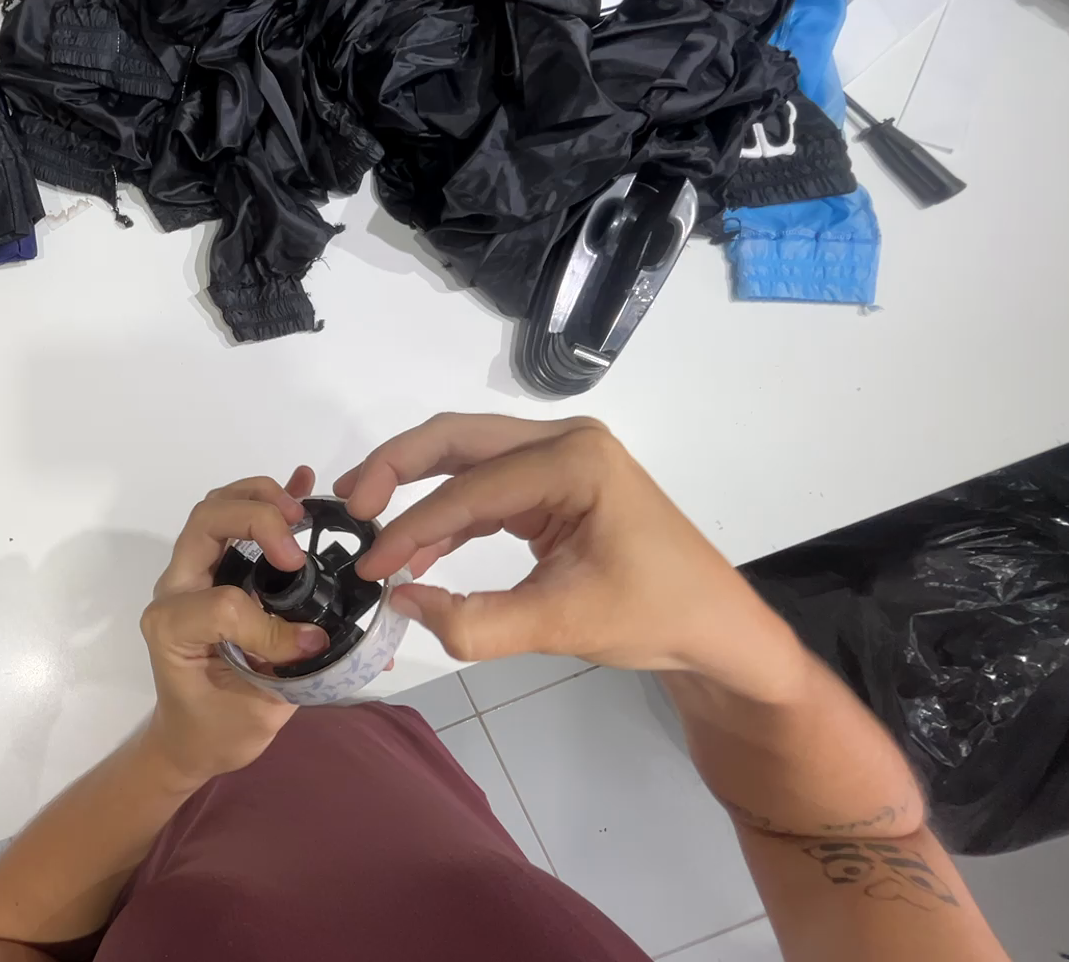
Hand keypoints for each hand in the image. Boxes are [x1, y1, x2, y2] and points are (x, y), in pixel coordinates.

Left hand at [138, 469, 331, 788]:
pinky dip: (263, 497)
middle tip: (297, 549)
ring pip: (214, 509)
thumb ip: (285, 670)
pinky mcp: (213, 570)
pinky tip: (301, 483)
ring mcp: (192, 574)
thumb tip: (323, 633)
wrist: (190, 735)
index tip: (308, 646)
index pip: (222, 604)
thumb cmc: (213, 730)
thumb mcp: (253, 711)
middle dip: (256, 520)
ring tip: (299, 514)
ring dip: (258, 498)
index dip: (269, 625)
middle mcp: (176, 589)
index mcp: (174, 628)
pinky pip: (230, 518)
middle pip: (206, 522)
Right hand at [335, 413, 801, 698]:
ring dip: (410, 482)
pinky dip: (443, 510)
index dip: (410, 528)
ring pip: (460, 452)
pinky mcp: (548, 479)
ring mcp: (556, 455)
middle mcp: (562, 440)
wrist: (719, 630)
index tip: (368, 565)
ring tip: (365, 514)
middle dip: (394, 467)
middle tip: (349, 502)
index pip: (469, 489)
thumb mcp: (559, 625)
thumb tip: (397, 599)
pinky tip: (417, 547)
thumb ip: (471, 620)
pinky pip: (479, 482)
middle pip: (454, 437)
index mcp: (574, 462)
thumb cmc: (656, 619)